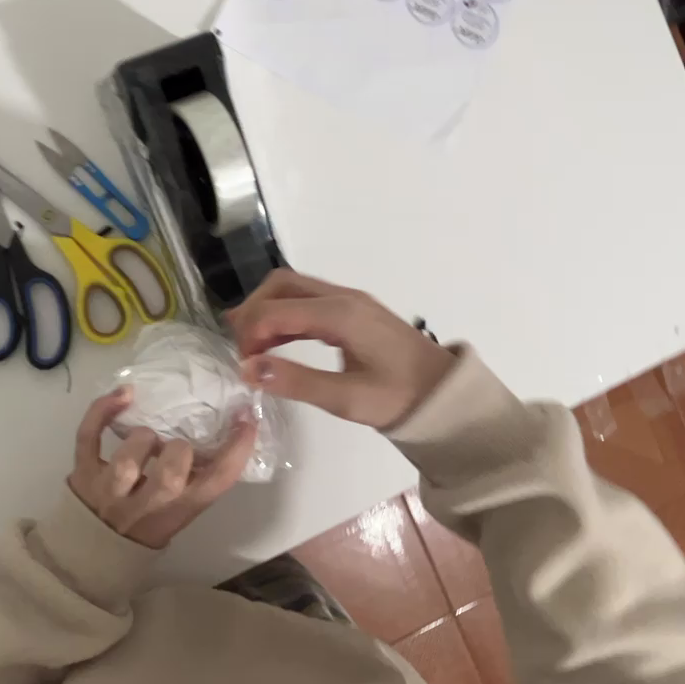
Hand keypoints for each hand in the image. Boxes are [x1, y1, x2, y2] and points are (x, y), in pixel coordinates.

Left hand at [68, 386, 259, 548]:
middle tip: (175, 445)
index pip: (215, 484)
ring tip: (144, 433)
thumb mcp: (177, 513)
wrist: (87, 552)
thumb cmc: (142, 526)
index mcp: (177, 513)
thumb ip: (196, 484)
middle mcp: (144, 505)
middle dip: (178, 452)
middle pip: (168, 478)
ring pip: (125, 463)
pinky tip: (124, 395)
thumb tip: (222, 435)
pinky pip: (88, 437)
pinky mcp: (82, 472)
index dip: (236, 450)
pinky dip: (103, 410)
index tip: (245, 420)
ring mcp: (109, 490)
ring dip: (140, 439)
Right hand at [228, 269, 454, 429]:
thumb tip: (247, 368)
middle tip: (240, 347)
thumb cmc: (399, 399)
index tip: (240, 363)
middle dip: (253, 310)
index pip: (277, 308)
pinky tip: (274, 342)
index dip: (250, 332)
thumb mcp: (346, 399)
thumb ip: (295, 381)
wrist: (445, 396)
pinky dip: (284, 316)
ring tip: (249, 346)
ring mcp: (349, 301)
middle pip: (282, 284)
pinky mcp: (352, 312)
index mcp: (341, 314)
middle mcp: (343, 298)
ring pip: (294, 289)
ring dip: (266, 311)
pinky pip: (308, 302)